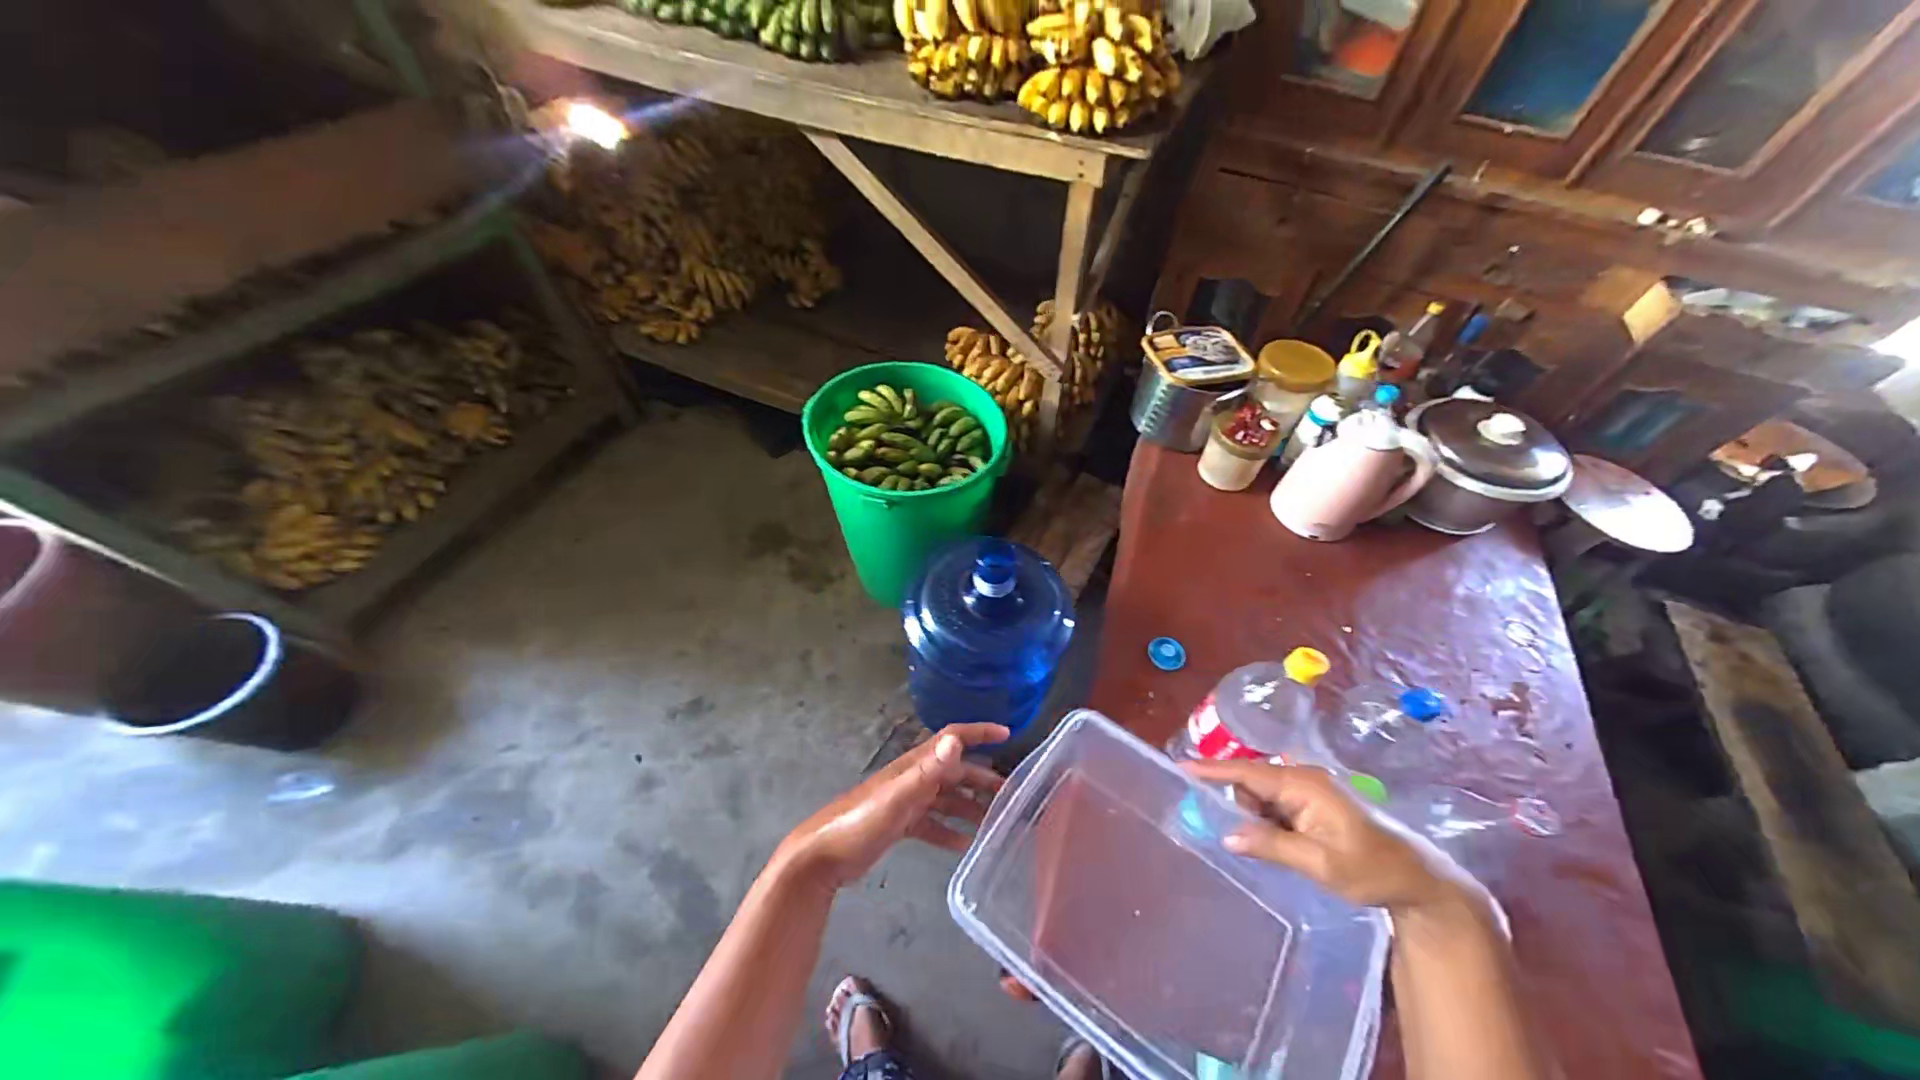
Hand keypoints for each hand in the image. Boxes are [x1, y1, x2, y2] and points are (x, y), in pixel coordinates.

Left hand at [777, 722, 1007, 889]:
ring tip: (996, 823)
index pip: (951, 739)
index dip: (978, 733)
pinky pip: (932, 824)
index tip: (1007, 734)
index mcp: (914, 766)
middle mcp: (913, 778)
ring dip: (971, 806)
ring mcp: (905, 802)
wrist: (820, 858)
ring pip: (946, 799)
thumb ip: (926, 772)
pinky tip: (965, 846)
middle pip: (955, 772)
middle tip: (1011, 795)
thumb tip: (956, 742)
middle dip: (983, 779)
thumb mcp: (896, 798)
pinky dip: (949, 831)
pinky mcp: (899, 825)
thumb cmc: (858, 824)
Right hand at [1183, 760, 1478, 914]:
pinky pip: (1274, 804)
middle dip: (1241, 807)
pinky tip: (1283, 844)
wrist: (1420, 880)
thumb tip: (1227, 834)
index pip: (1246, 773)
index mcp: (1303, 783)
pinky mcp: (1312, 801)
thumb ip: (1271, 845)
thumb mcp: (1320, 863)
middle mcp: (1302, 777)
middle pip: (1250, 783)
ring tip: (1284, 850)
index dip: (1211, 770)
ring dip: (1257, 818)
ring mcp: (1308, 788)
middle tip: (1254, 843)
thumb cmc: (1372, 869)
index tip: (1178, 766)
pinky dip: (1269, 821)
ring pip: (1260, 795)